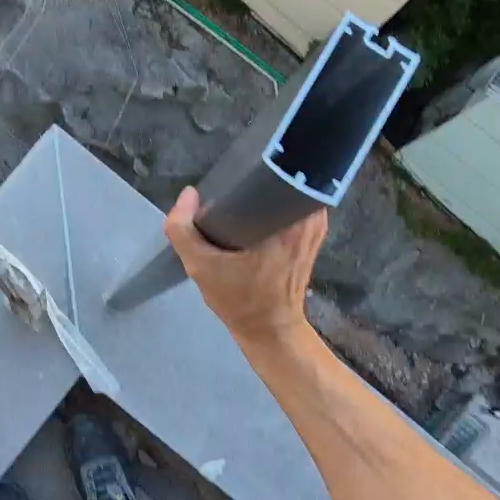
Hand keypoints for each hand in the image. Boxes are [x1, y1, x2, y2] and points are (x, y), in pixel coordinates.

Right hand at [164, 186, 327, 347]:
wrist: (269, 329)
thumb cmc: (240, 298)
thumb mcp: (201, 266)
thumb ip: (183, 229)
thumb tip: (188, 194)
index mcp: (288, 216)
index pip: (274, 171)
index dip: (249, 169)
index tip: (230, 178)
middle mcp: (309, 215)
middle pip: (280, 180)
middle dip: (255, 183)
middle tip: (230, 195)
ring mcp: (316, 225)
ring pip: (285, 194)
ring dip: (264, 196)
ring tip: (240, 205)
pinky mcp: (314, 235)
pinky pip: (291, 209)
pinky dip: (273, 211)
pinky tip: (254, 219)